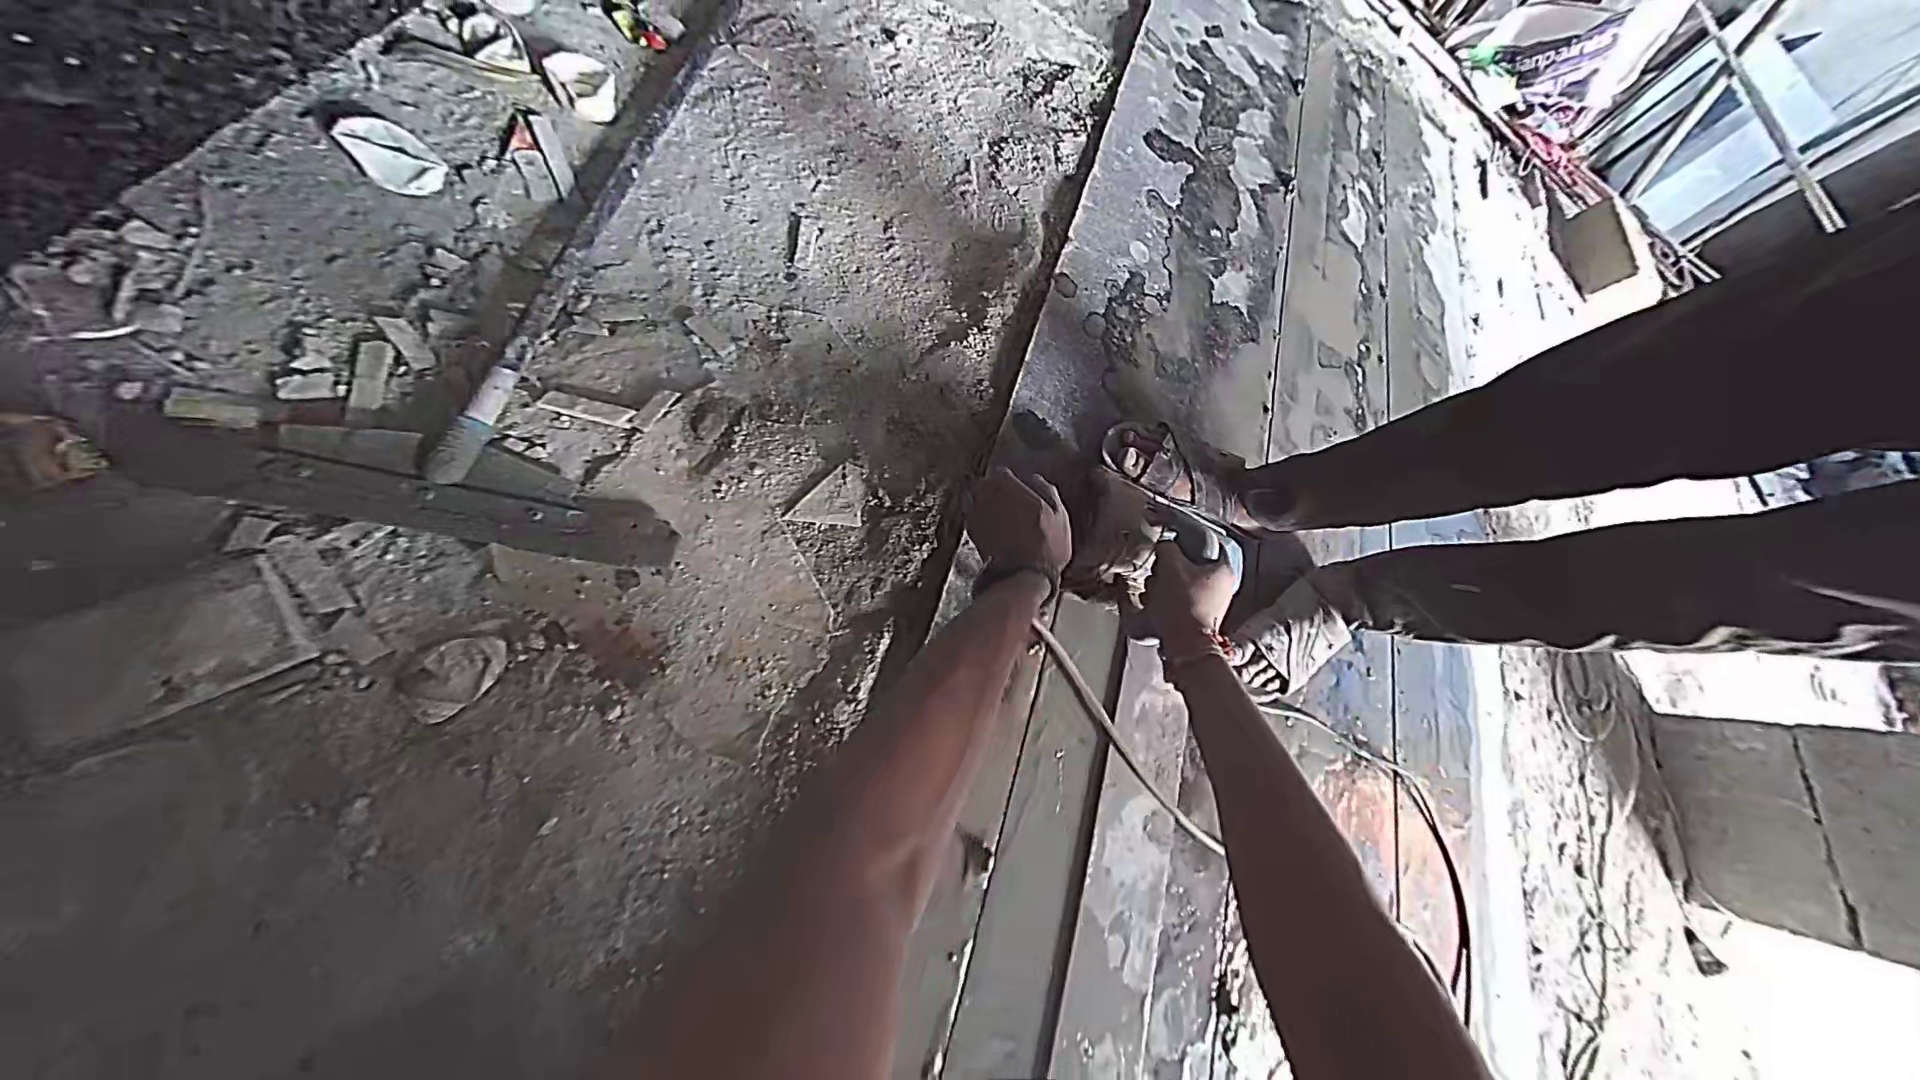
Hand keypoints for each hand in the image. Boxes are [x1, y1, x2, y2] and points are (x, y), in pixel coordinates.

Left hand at [966, 467, 1071, 577]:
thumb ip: (1046, 490)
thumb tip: (1035, 479)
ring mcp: (974, 515)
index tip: (1019, 490)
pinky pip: (977, 521)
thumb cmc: (1043, 545)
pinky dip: (985, 525)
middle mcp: (984, 496)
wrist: (1021, 576)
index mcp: (1005, 484)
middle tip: (1013, 507)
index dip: (1012, 482)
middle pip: (986, 487)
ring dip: (989, 508)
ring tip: (1006, 523)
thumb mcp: (1058, 514)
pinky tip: (1000, 535)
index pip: (1002, 472)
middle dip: (996, 494)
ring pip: (979, 503)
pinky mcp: (971, 534)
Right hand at [1144, 540, 1236, 655]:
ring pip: (1181, 582)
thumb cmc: (1182, 605)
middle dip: (1168, 568)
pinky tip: (1154, 603)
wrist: (1182, 643)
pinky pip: (1177, 599)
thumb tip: (1164, 545)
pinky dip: (1165, 599)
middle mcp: (1221, 587)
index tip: (1171, 544)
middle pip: (1189, 565)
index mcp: (1223, 570)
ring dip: (1163, 584)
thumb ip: (1167, 548)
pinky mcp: (1196, 616)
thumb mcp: (1171, 565)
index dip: (1184, 541)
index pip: (1206, 544)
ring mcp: (1209, 603)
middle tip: (1158, 571)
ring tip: (1154, 590)